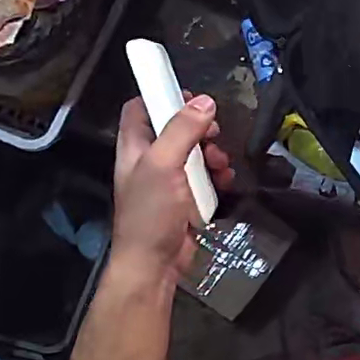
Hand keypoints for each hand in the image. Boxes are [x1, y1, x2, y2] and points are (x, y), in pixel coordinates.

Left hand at [110, 94, 234, 284]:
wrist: (154, 264)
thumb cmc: (151, 213)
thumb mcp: (164, 165)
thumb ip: (182, 131)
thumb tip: (204, 102)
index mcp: (134, 147)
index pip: (140, 108)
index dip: (161, 96)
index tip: (187, 97)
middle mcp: (149, 161)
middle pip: (174, 129)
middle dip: (198, 129)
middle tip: (214, 133)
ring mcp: (168, 182)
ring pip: (194, 154)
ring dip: (212, 155)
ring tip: (222, 164)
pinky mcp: (185, 200)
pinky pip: (204, 179)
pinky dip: (217, 177)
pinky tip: (225, 181)